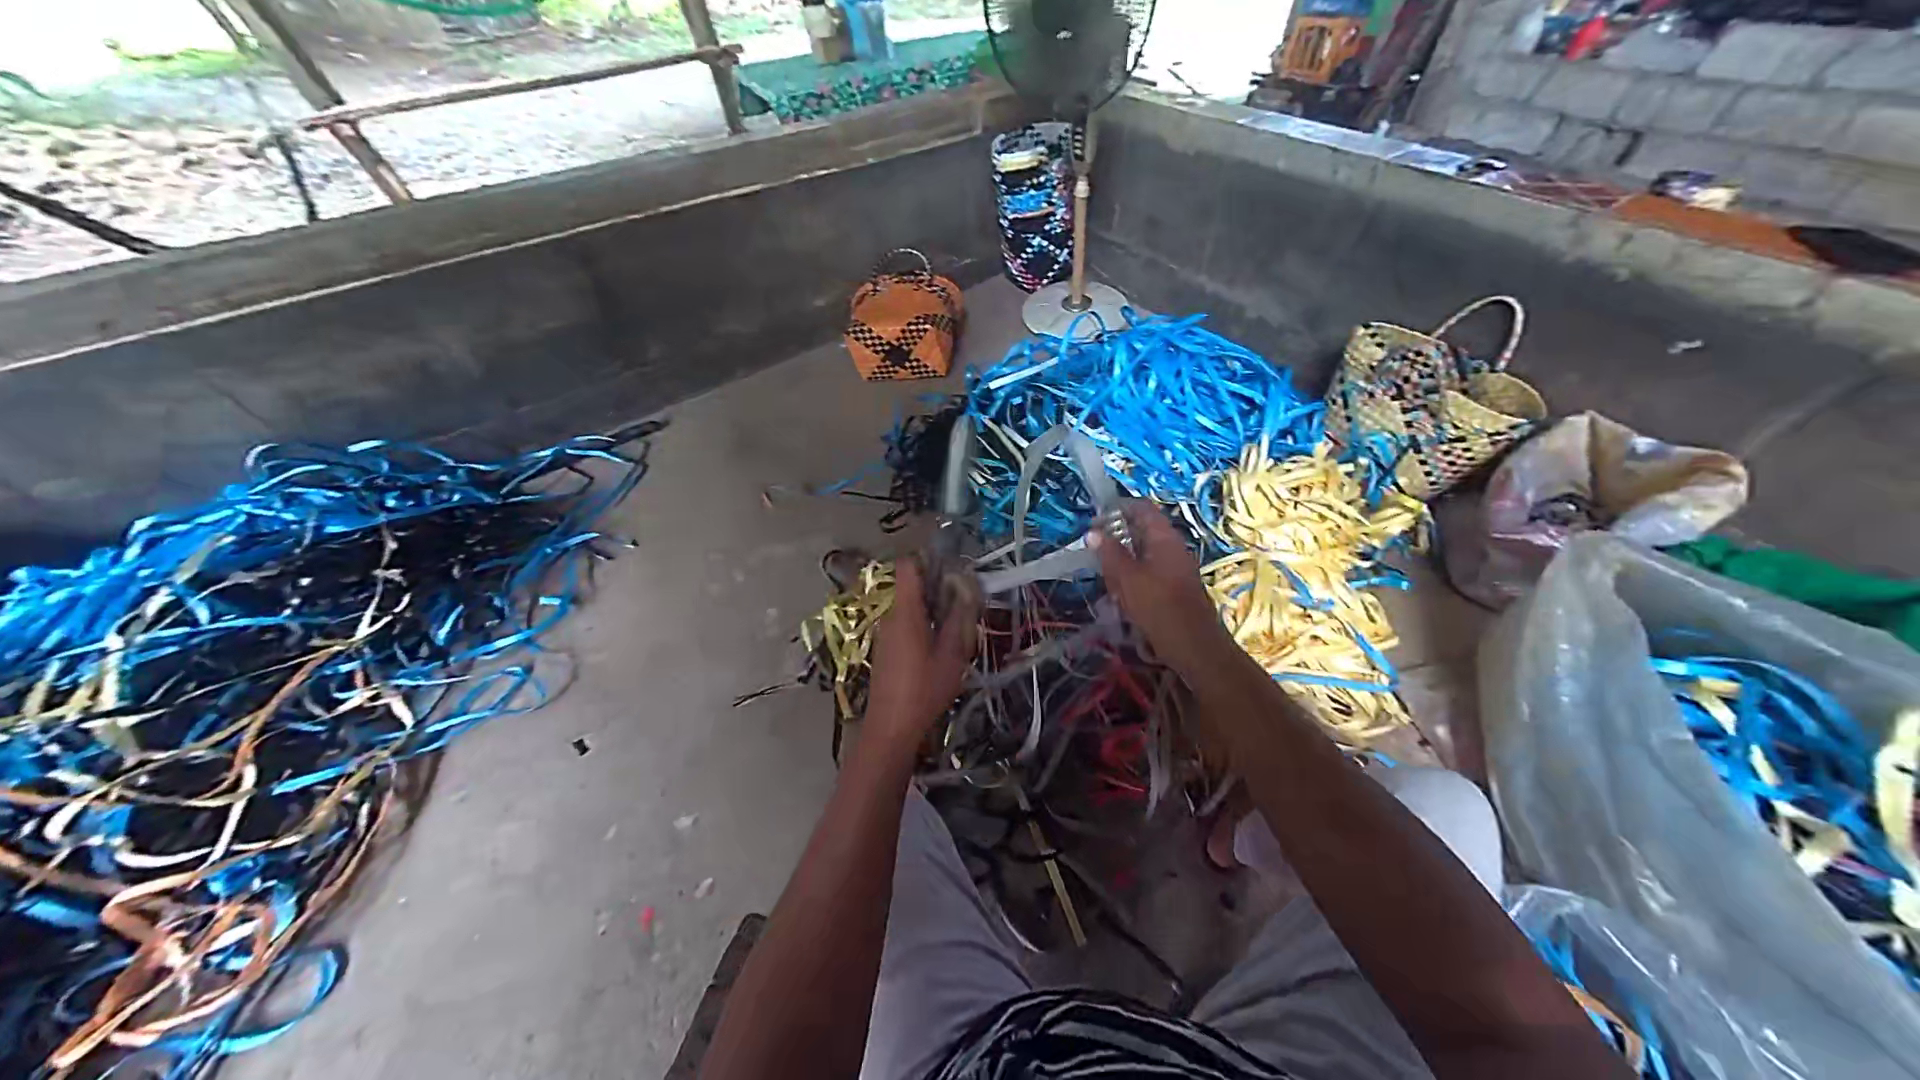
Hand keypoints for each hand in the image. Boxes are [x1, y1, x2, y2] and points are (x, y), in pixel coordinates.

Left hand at [866, 557, 977, 739]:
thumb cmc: (924, 688)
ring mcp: (886, 633)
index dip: (930, 559)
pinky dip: (924, 625)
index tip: (955, 568)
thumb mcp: (952, 654)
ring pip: (910, 607)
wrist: (891, 727)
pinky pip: (906, 624)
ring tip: (959, 625)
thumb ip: (959, 618)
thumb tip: (968, 587)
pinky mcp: (887, 649)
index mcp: (905, 611)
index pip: (908, 565)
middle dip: (939, 587)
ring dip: (934, 609)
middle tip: (967, 600)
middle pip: (912, 586)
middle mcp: (890, 616)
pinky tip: (942, 646)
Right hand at [1089, 500, 1231, 673]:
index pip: (1142, 508)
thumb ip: (1109, 553)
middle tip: (1098, 558)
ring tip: (1110, 585)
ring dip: (1122, 566)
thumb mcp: (1127, 578)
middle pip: (1140, 533)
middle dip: (1116, 543)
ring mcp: (1175, 567)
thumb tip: (1093, 532)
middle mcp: (1172, 547)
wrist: (1193, 645)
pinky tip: (1123, 600)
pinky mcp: (1174, 587)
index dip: (1118, 508)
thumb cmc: (1159, 607)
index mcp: (1164, 538)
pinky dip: (1133, 582)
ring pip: (1141, 556)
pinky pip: (1148, 574)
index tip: (1096, 519)